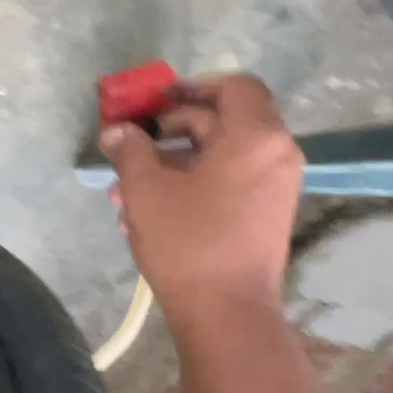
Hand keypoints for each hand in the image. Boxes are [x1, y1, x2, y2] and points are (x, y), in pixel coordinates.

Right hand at [99, 72, 304, 332]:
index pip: (234, 87)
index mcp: (254, 136)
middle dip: (170, 132)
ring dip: (173, 164)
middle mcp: (275, 152)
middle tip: (128, 150)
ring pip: (219, 156)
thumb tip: (116, 131)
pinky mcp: (263, 212)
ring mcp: (273, 185)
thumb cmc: (186, 239)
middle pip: (223, 122)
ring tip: (125, 191)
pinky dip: (191, 184)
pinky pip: (226, 182)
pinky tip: (149, 212)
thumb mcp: (145, 191)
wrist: (225, 305)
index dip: (192, 87)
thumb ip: (130, 151)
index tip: (154, 102)